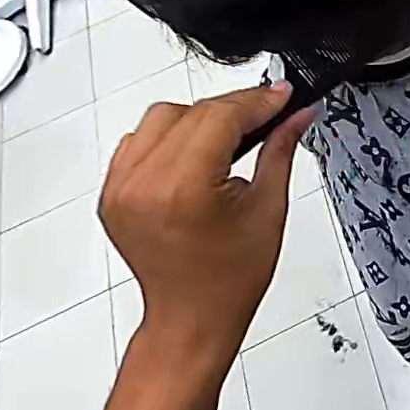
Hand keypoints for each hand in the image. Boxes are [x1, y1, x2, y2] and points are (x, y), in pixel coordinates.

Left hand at [98, 84, 314, 359]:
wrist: (193, 315)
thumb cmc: (232, 275)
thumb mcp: (270, 206)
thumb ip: (281, 149)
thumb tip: (298, 114)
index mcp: (182, 189)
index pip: (220, 117)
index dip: (258, 100)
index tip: (285, 95)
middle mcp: (141, 184)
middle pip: (191, 111)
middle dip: (236, 107)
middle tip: (272, 112)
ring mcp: (120, 188)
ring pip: (161, 118)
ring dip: (202, 117)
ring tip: (235, 134)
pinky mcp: (111, 193)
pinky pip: (138, 141)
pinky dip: (172, 135)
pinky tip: (200, 150)